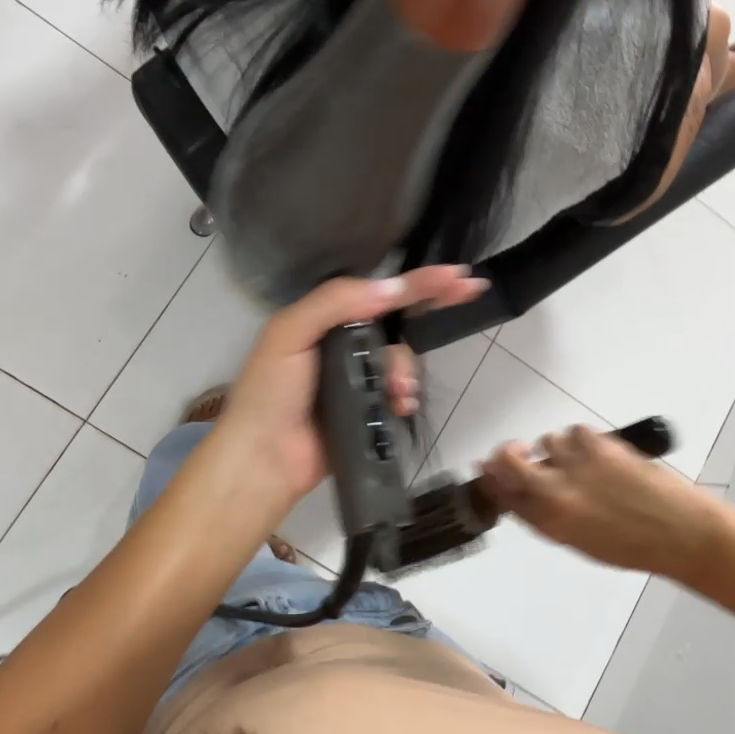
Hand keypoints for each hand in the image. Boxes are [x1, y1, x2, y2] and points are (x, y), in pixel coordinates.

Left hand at [215, 266, 488, 501]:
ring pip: (401, 360)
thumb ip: (337, 302)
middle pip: (397, 322)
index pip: (377, 292)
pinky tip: (400, 406)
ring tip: (397, 391)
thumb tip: (393, 287)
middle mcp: (343, 345)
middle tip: (470, 292)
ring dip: (407, 370)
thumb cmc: (271, 391)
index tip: (457, 275)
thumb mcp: (290, 332)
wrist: (264, 458)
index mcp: (324, 320)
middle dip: (430, 309)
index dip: (418, 281)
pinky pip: (399, 394)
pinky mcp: (368, 412)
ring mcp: (358, 380)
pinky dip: (405, 396)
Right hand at [479, 425, 725, 576]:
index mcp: (549, 523)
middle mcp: (555, 493)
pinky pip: (575, 431)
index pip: (502, 493)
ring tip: (578, 460)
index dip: (491, 478)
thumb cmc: (632, 547)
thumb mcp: (579, 542)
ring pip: (547, 441)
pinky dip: (582, 439)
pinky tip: (598, 453)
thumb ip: (547, 517)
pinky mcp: (600, 445)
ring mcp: (577, 466)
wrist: (682, 533)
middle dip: (506, 453)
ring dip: (555, 449)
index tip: (489, 470)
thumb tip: (526, 494)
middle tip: (516, 452)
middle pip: (509, 461)